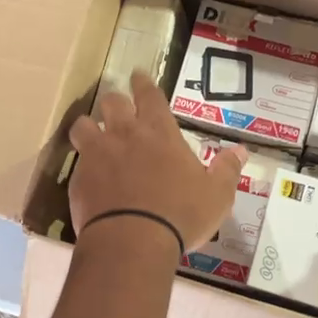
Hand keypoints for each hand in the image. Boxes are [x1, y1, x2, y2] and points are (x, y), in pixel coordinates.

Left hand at [68, 72, 246, 254]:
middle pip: (112, 101)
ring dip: (89, 127)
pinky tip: (88, 176)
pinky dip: (82, 164)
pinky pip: (76, 161)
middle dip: (115, 102)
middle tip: (119, 108)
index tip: (138, 76)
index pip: (149, 94)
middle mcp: (124, 134)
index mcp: (159, 131)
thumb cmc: (180, 214)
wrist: (132, 241)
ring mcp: (96, 154)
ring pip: (83, 125)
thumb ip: (226, 169)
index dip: (143, 83)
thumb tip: (241, 151)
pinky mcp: (78, 178)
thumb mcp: (217, 195)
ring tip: (92, 135)